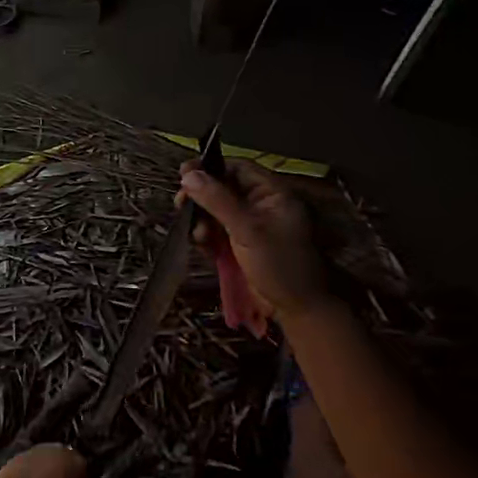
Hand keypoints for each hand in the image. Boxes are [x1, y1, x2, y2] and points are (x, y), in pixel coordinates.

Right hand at [179, 159, 330, 322]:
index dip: (211, 168)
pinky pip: (216, 230)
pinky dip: (206, 234)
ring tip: (196, 233)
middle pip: (222, 188)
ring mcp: (249, 225)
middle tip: (181, 203)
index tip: (185, 173)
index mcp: (271, 193)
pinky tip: (201, 243)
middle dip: (201, 196)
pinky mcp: (240, 244)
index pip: (237, 168)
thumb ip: (217, 200)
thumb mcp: (247, 229)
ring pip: (215, 210)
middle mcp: (260, 205)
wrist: (296, 309)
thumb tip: (188, 174)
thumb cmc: (278, 264)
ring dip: (201, 218)